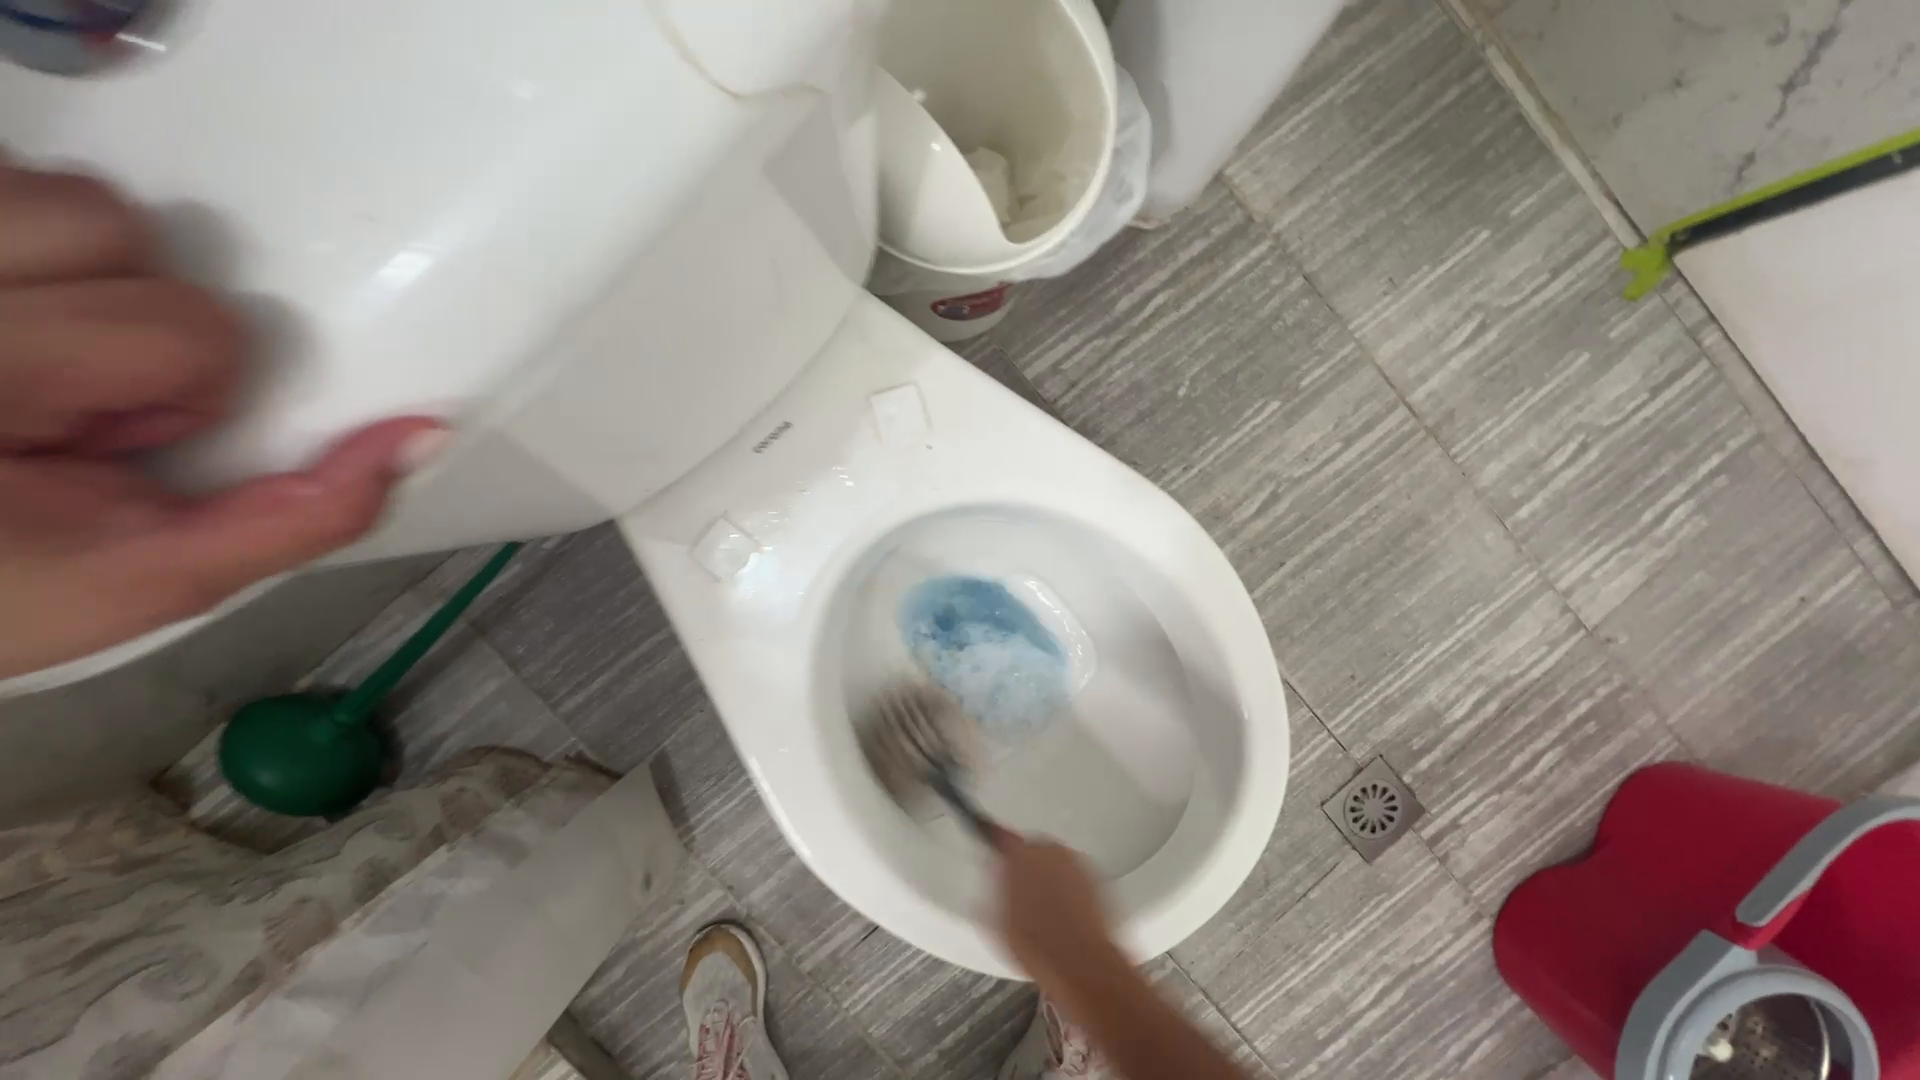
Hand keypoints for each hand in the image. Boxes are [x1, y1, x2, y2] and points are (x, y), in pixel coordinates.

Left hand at [0, 164, 441, 677]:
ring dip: (77, 267)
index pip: (177, 326)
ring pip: (52, 187)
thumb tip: (422, 434)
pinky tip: (4, 309)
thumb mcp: (148, 578)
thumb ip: (297, 517)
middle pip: (105, 221)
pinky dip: (18, 238)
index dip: (175, 390)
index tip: (103, 440)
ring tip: (34, 341)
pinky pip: (1, 177)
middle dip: (124, 315)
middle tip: (64, 391)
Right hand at [989, 826, 1129, 993]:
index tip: (992, 839)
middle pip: (1034, 849)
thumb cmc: (1039, 946)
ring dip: (1051, 876)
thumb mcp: (995, 922)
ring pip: (1058, 863)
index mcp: (1020, 855)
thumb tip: (990, 880)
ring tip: (1046, 909)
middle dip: (1028, 867)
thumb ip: (991, 889)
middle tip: (1022, 894)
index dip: (997, 839)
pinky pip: (1078, 877)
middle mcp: (1050, 852)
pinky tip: (1066, 914)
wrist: (1081, 964)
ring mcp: (1077, 864)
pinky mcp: (1099, 879)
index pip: (1003, 836)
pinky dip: (1072, 888)